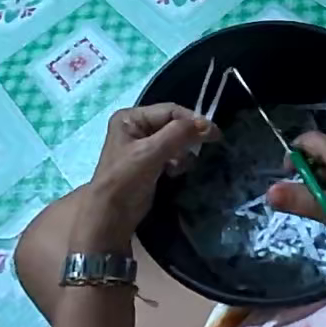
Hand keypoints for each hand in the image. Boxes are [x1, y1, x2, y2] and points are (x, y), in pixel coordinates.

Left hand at [74, 103, 215, 247]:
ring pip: (176, 140)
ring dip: (183, 152)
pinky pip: (173, 154)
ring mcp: (143, 145)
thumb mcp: (151, 151)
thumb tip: (209, 125)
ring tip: (179, 166)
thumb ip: (179, 133)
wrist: (111, 215)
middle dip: (187, 137)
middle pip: (173, 124)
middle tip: (205, 146)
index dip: (192, 120)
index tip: (214, 133)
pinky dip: (178, 162)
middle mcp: (136, 127)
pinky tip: (174, 173)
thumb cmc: (126, 178)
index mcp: (130, 117)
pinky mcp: (150, 162)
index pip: (169, 111)